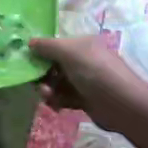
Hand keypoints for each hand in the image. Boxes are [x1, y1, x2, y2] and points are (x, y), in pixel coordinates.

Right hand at [31, 36, 147, 131]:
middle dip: (42, 75)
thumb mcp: (70, 53)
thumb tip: (30, 42)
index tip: (26, 62)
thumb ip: (48, 46)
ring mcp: (84, 80)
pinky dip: (57, 101)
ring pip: (57, 83)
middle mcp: (83, 60)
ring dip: (48, 89)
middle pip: (54, 65)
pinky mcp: (85, 99)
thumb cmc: (95, 72)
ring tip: (48, 97)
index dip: (40, 52)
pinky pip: (64, 97)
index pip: (55, 45)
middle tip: (37, 84)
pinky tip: (56, 106)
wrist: (122, 104)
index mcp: (82, 44)